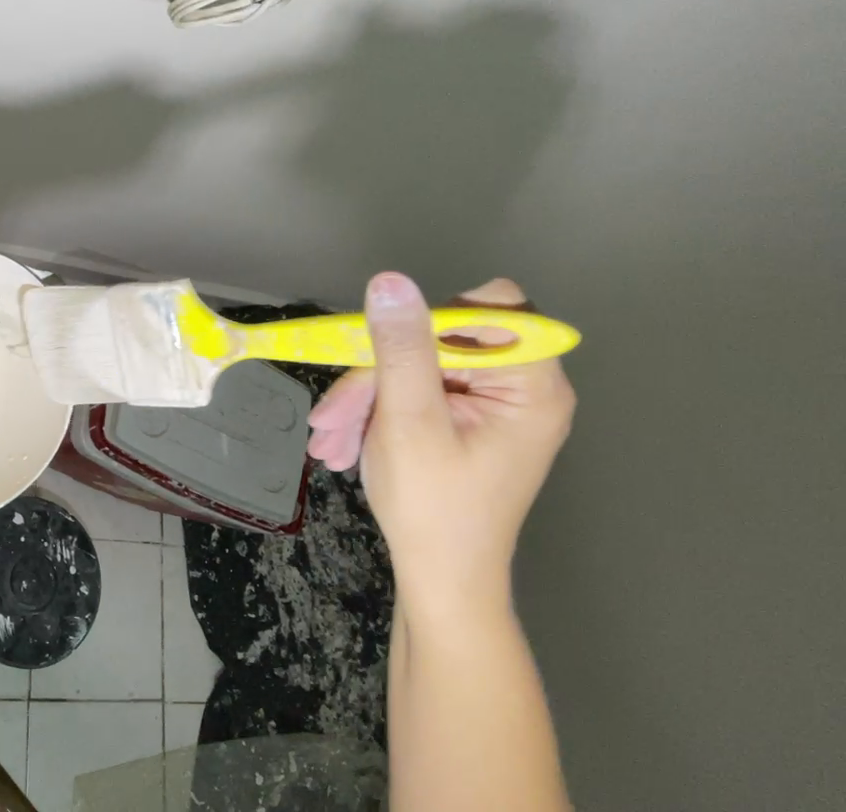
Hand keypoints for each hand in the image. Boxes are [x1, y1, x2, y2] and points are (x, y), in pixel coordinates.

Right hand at [305, 274, 575, 618]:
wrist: (440, 576)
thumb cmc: (433, 504)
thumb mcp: (408, 421)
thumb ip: (401, 348)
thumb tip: (390, 280)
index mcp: (531, 385)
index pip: (494, 307)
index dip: (435, 316)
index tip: (385, 348)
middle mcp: (522, 387)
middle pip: (441, 340)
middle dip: (375, 374)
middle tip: (329, 417)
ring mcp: (493, 405)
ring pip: (416, 366)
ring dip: (364, 398)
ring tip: (326, 439)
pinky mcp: (467, 420)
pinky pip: (416, 391)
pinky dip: (375, 412)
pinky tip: (342, 442)